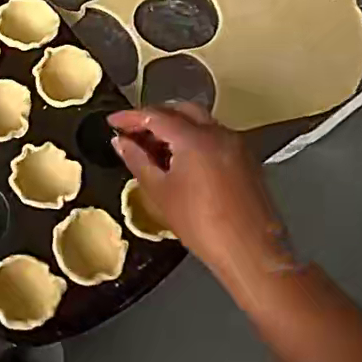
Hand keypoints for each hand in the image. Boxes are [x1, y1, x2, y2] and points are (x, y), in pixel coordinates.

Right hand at [106, 102, 295, 277]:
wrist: (249, 251)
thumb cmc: (201, 223)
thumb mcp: (158, 191)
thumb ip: (137, 160)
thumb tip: (121, 142)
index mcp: (196, 140)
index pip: (156, 116)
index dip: (130, 116)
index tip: (112, 121)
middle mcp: (220, 135)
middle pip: (181, 110)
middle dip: (153, 116)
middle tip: (130, 130)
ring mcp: (236, 146)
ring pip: (199, 122)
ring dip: (172, 126)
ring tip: (148, 146)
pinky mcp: (245, 160)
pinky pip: (212, 137)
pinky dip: (190, 138)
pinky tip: (174, 157)